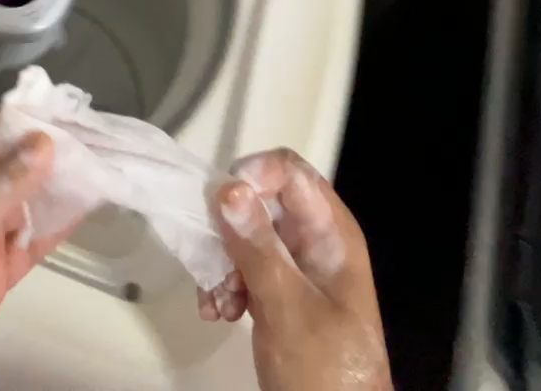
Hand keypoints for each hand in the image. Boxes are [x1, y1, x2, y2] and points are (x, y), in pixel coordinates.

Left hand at [0, 113, 79, 390]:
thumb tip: (44, 141)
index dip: (21, 117)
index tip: (68, 109)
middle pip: (11, 162)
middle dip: (51, 149)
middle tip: (101, 135)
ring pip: (26, 200)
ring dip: (61, 185)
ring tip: (106, 163)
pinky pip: (31, 241)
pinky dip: (59, 225)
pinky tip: (90, 206)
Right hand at [201, 150, 391, 390]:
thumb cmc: (325, 373)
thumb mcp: (288, 309)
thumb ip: (258, 248)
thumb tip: (227, 187)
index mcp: (330, 232)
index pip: (289, 171)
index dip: (253, 175)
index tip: (219, 204)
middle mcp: (313, 240)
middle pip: (260, 200)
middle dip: (228, 227)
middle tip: (210, 259)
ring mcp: (295, 267)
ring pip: (244, 234)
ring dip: (221, 261)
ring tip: (216, 301)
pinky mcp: (277, 292)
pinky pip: (241, 266)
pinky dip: (224, 283)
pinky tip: (217, 313)